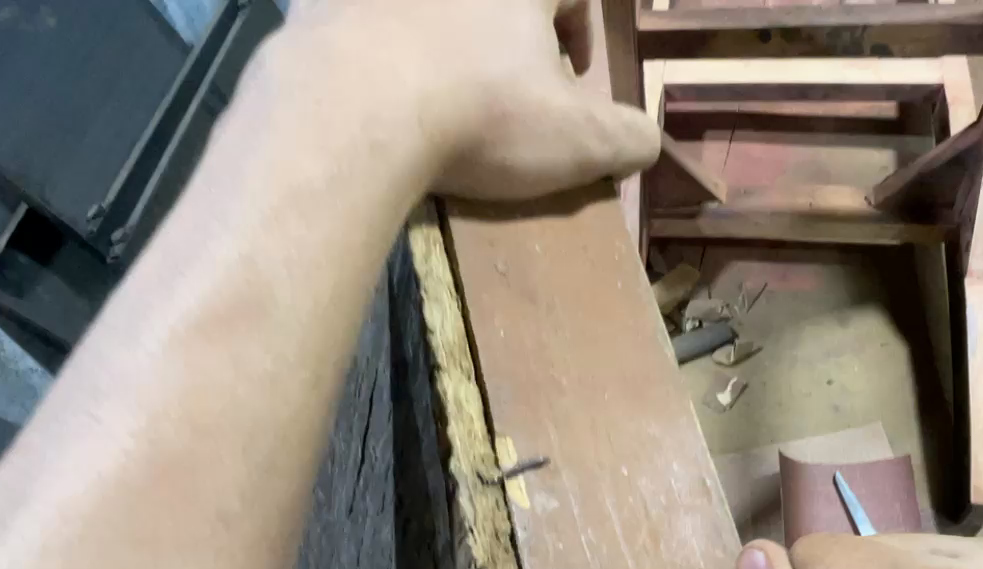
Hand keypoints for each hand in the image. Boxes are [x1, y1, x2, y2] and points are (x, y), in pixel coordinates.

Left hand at [268, 0, 658, 199]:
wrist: (357, 109)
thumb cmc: (484, 116)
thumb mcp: (579, 142)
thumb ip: (629, 139)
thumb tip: (647, 141)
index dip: (581, 26)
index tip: (574, 75)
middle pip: (501, 4)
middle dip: (516, 35)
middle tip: (514, 86)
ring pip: (440, 14)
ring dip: (454, 39)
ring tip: (452, 92)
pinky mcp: (335, 4)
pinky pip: (374, 18)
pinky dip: (392, 46)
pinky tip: (392, 93)